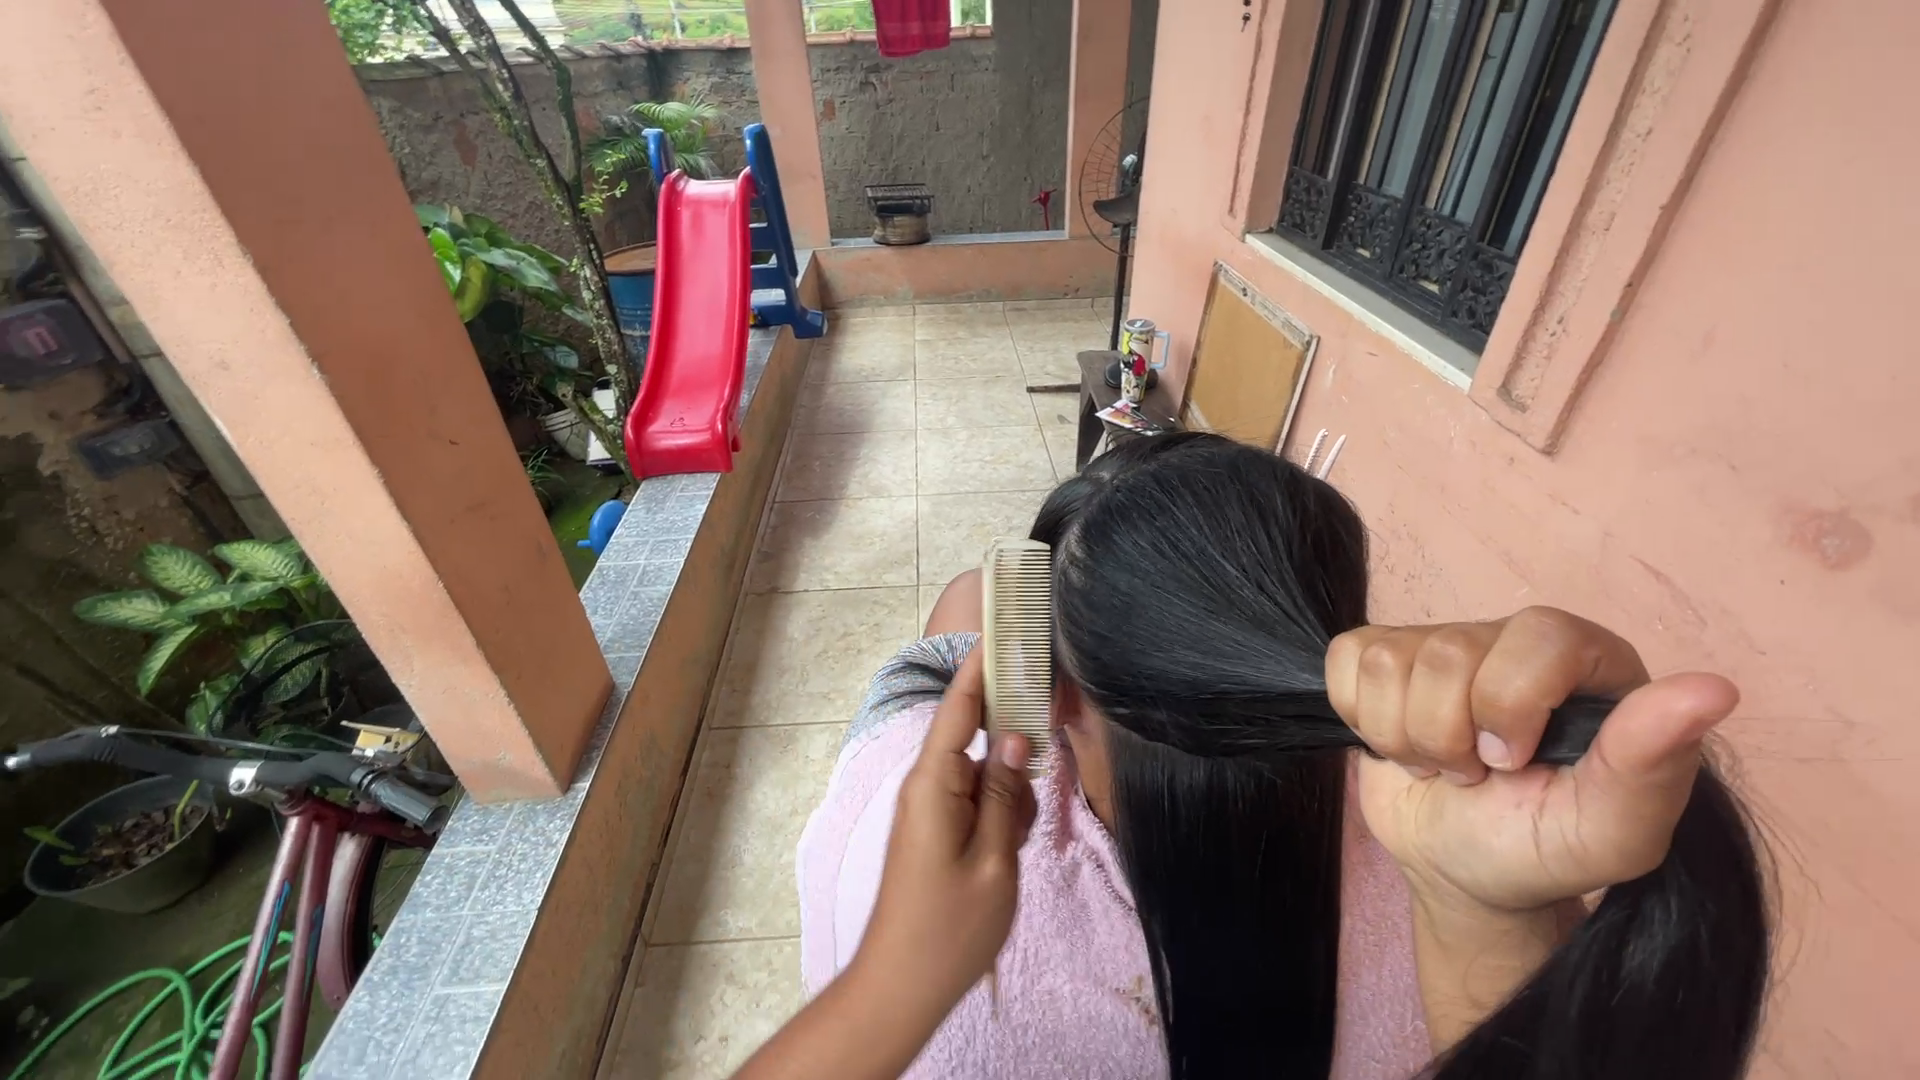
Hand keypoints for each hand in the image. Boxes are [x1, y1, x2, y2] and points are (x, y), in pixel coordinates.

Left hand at [850, 649, 1037, 1013]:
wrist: (900, 986)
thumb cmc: (949, 928)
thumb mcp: (994, 862)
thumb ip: (1007, 794)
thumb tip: (1015, 736)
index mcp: (934, 782)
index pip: (959, 706)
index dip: (982, 665)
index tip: (1006, 628)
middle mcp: (928, 784)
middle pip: (977, 735)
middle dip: (1014, 745)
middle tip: (1044, 767)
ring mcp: (932, 807)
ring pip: (984, 772)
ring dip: (1012, 793)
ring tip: (1018, 842)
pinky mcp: (938, 828)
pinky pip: (977, 799)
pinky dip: (1001, 814)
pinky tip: (1010, 850)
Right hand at [1326, 606, 1738, 913]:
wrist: (1459, 864)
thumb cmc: (1538, 848)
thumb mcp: (1610, 832)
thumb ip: (1652, 764)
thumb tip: (1712, 688)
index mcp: (1585, 661)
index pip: (1539, 636)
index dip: (1510, 702)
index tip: (1509, 763)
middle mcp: (1509, 638)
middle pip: (1444, 653)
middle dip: (1445, 737)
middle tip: (1474, 774)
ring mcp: (1434, 641)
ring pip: (1388, 660)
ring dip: (1402, 735)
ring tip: (1437, 764)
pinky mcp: (1375, 654)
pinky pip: (1344, 660)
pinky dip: (1359, 717)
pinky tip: (1395, 741)